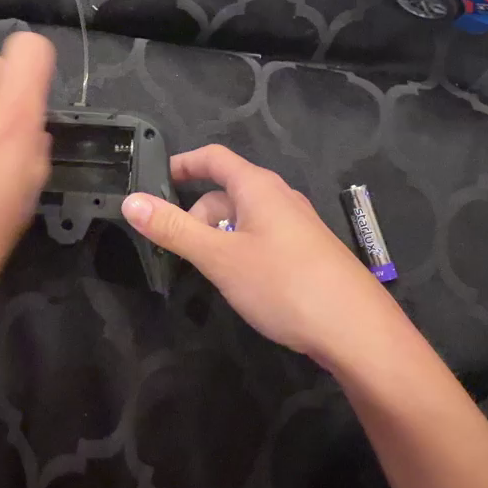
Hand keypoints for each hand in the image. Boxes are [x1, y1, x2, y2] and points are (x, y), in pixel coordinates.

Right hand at [121, 145, 398, 361]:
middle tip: (175, 246)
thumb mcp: (220, 257)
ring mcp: (297, 226)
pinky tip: (240, 284)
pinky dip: (240, 250)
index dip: (183, 163)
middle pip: (226, 191)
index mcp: (258, 186)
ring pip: (244, 219)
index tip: (155, 178)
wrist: (357, 330)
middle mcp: (279, 197)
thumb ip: (174, 229)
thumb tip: (131, 201)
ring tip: (205, 270)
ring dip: (218, 236)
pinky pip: (262, 238)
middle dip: (196, 213)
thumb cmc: (284, 284)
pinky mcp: (307, 253)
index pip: (213, 158)